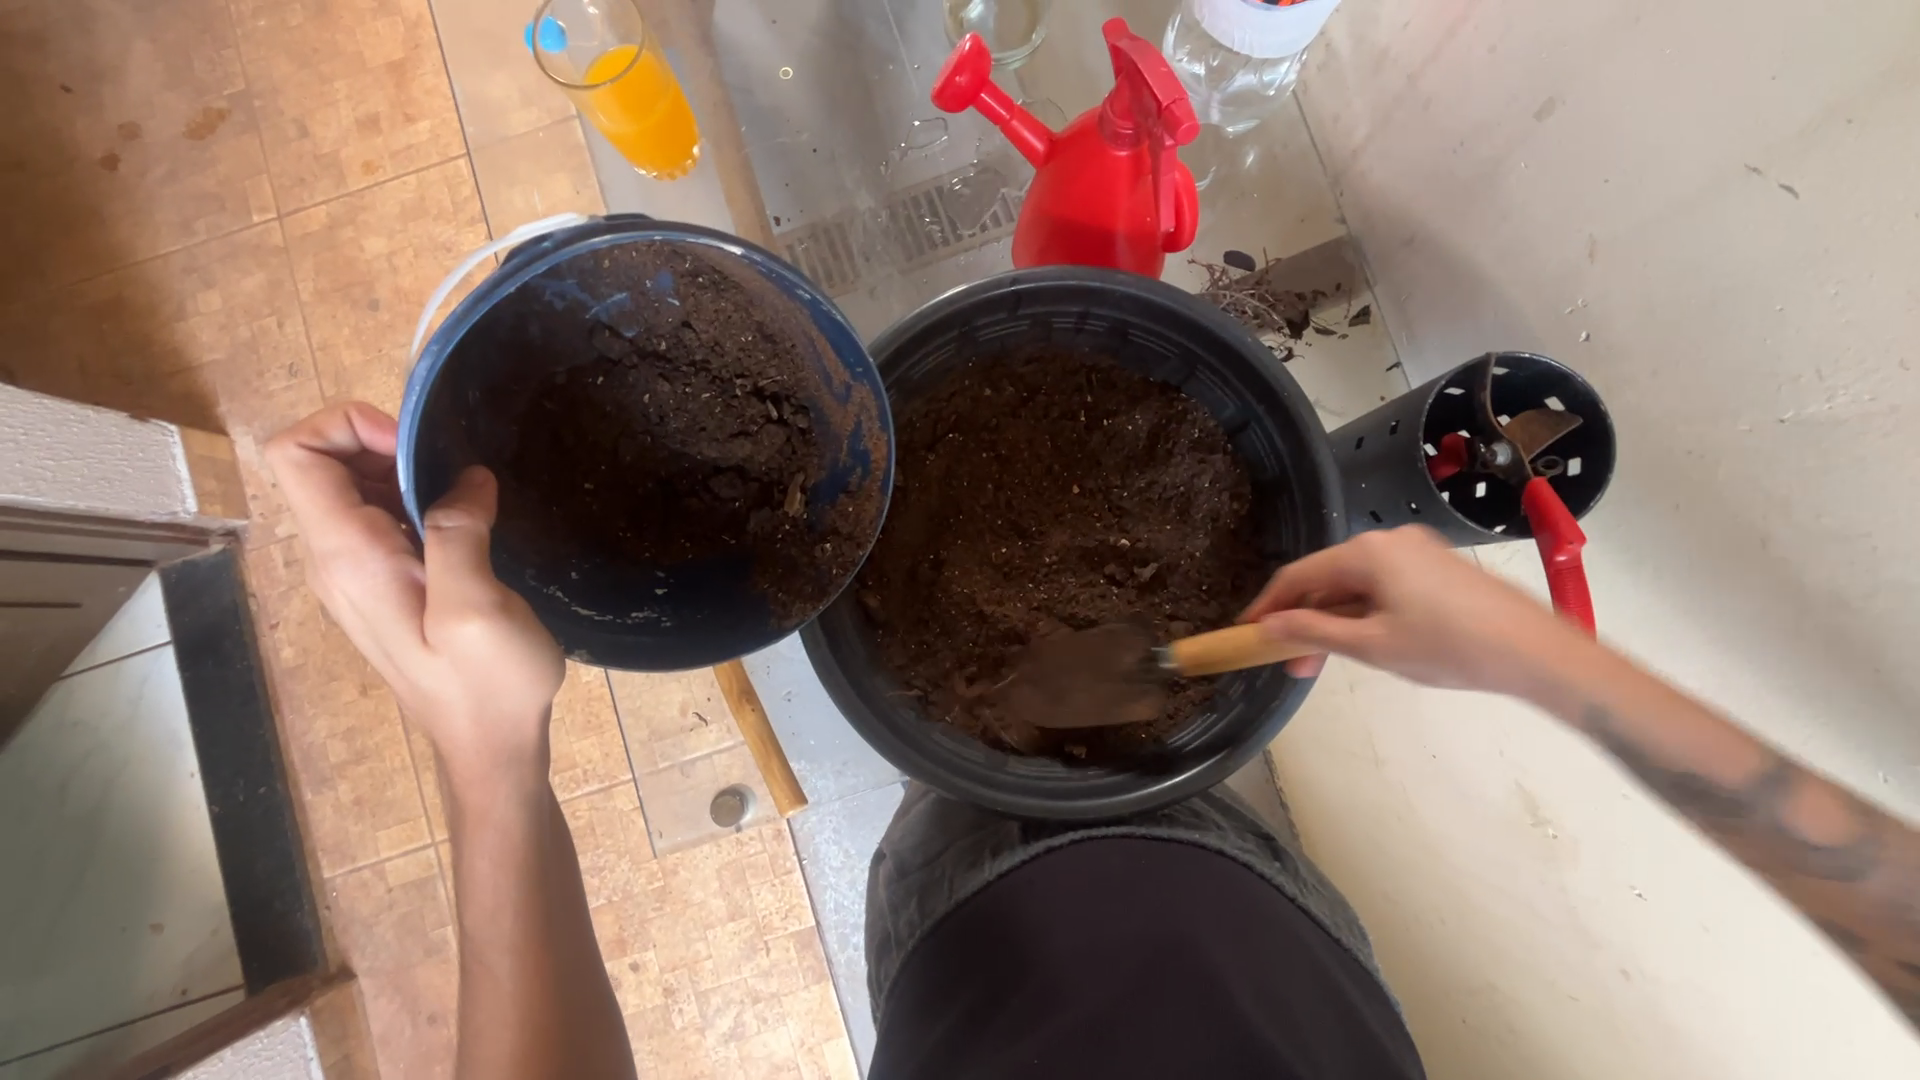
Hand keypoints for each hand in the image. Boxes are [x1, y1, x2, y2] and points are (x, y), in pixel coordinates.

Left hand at [265, 403, 563, 784]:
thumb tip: (464, 478)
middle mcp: (338, 561)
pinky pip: (384, 520)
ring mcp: (361, 576)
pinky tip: (469, 518)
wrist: (490, 743)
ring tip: (471, 491)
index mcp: (350, 559)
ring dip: (406, 472)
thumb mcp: (479, 608)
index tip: (419, 444)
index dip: (349, 425)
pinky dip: (420, 500)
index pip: (297, 454)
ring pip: (355, 490)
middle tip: (458, 466)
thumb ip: (459, 534)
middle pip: (321, 464)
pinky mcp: (389, 586)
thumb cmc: (487, 683)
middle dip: (384, 444)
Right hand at [1239, 525, 1587, 694]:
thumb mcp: (1372, 645)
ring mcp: (1416, 552)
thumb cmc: (1450, 648)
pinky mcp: (1437, 568)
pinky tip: (1362, 642)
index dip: (1267, 605)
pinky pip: (1382, 586)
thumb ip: (1312, 631)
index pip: (1298, 576)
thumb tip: (1267, 627)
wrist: (1540, 654)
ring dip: (1332, 620)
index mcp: (1367, 553)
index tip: (1245, 631)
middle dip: (1303, 620)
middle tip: (1290, 661)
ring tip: (1323, 661)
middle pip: (1326, 579)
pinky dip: (1362, 613)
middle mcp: (1388, 542)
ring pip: (1354, 585)